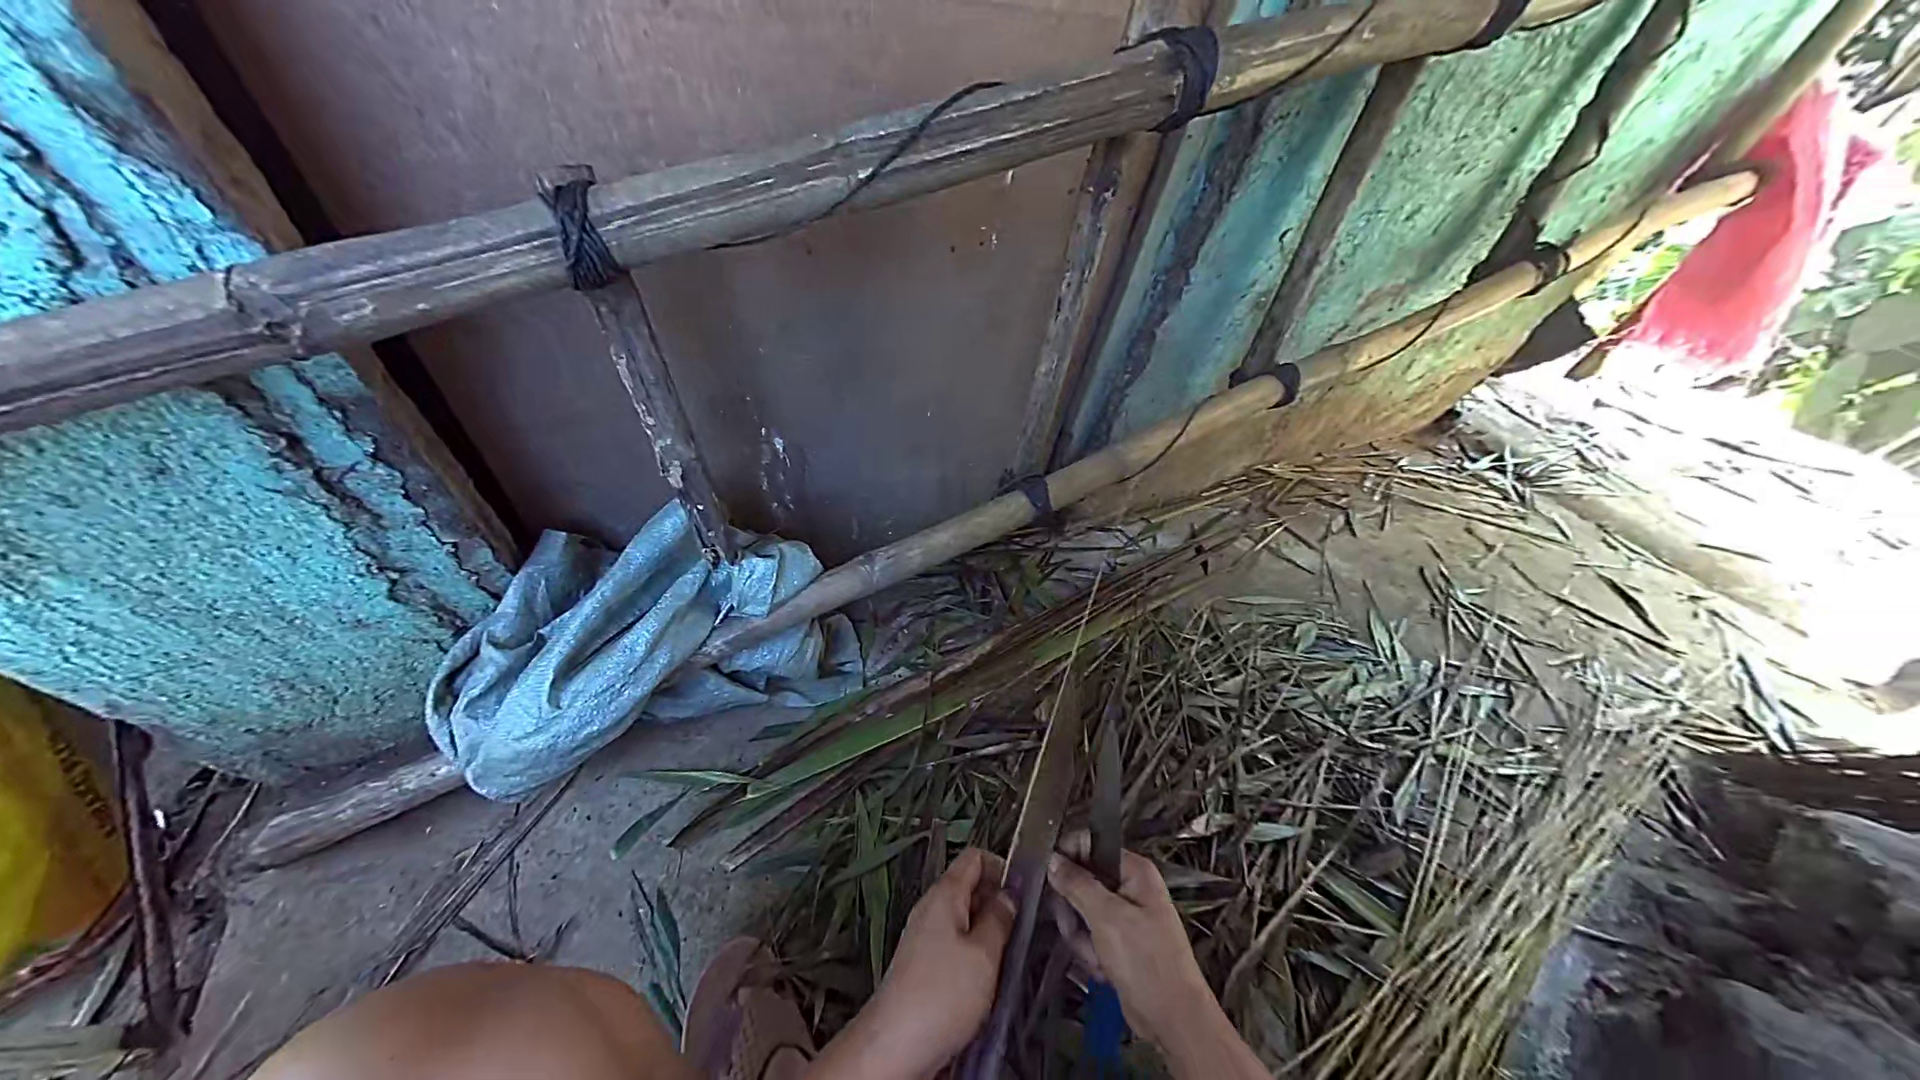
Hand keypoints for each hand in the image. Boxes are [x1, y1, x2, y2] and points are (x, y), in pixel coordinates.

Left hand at [813, 848, 1014, 1079]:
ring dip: (990, 931)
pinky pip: (957, 943)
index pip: (975, 857)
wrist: (894, 1047)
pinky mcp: (924, 963)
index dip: (1002, 867)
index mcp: (944, 893)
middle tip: (1024, 928)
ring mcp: (926, 935)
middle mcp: (932, 908)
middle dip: (999, 901)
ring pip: (966, 918)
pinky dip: (976, 952)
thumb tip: (1010, 894)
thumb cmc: (943, 994)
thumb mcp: (984, 954)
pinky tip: (989, 977)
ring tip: (1011, 955)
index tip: (1025, 893)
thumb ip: (1000, 919)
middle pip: (971, 885)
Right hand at [1046, 832, 1215, 1049]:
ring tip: (1097, 955)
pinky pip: (1089, 936)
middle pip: (1080, 881)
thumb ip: (1077, 884)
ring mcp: (1123, 916)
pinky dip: (1090, 953)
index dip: (1067, 857)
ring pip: (1080, 912)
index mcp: (1134, 870)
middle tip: (1078, 928)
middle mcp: (1129, 887)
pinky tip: (1103, 968)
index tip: (1050, 874)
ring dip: (1081, 937)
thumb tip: (1053, 859)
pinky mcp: (1118, 942)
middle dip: (1074, 910)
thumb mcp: (1107, 917)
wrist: (1172, 1020)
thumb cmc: (1147, 962)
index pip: (1090, 846)